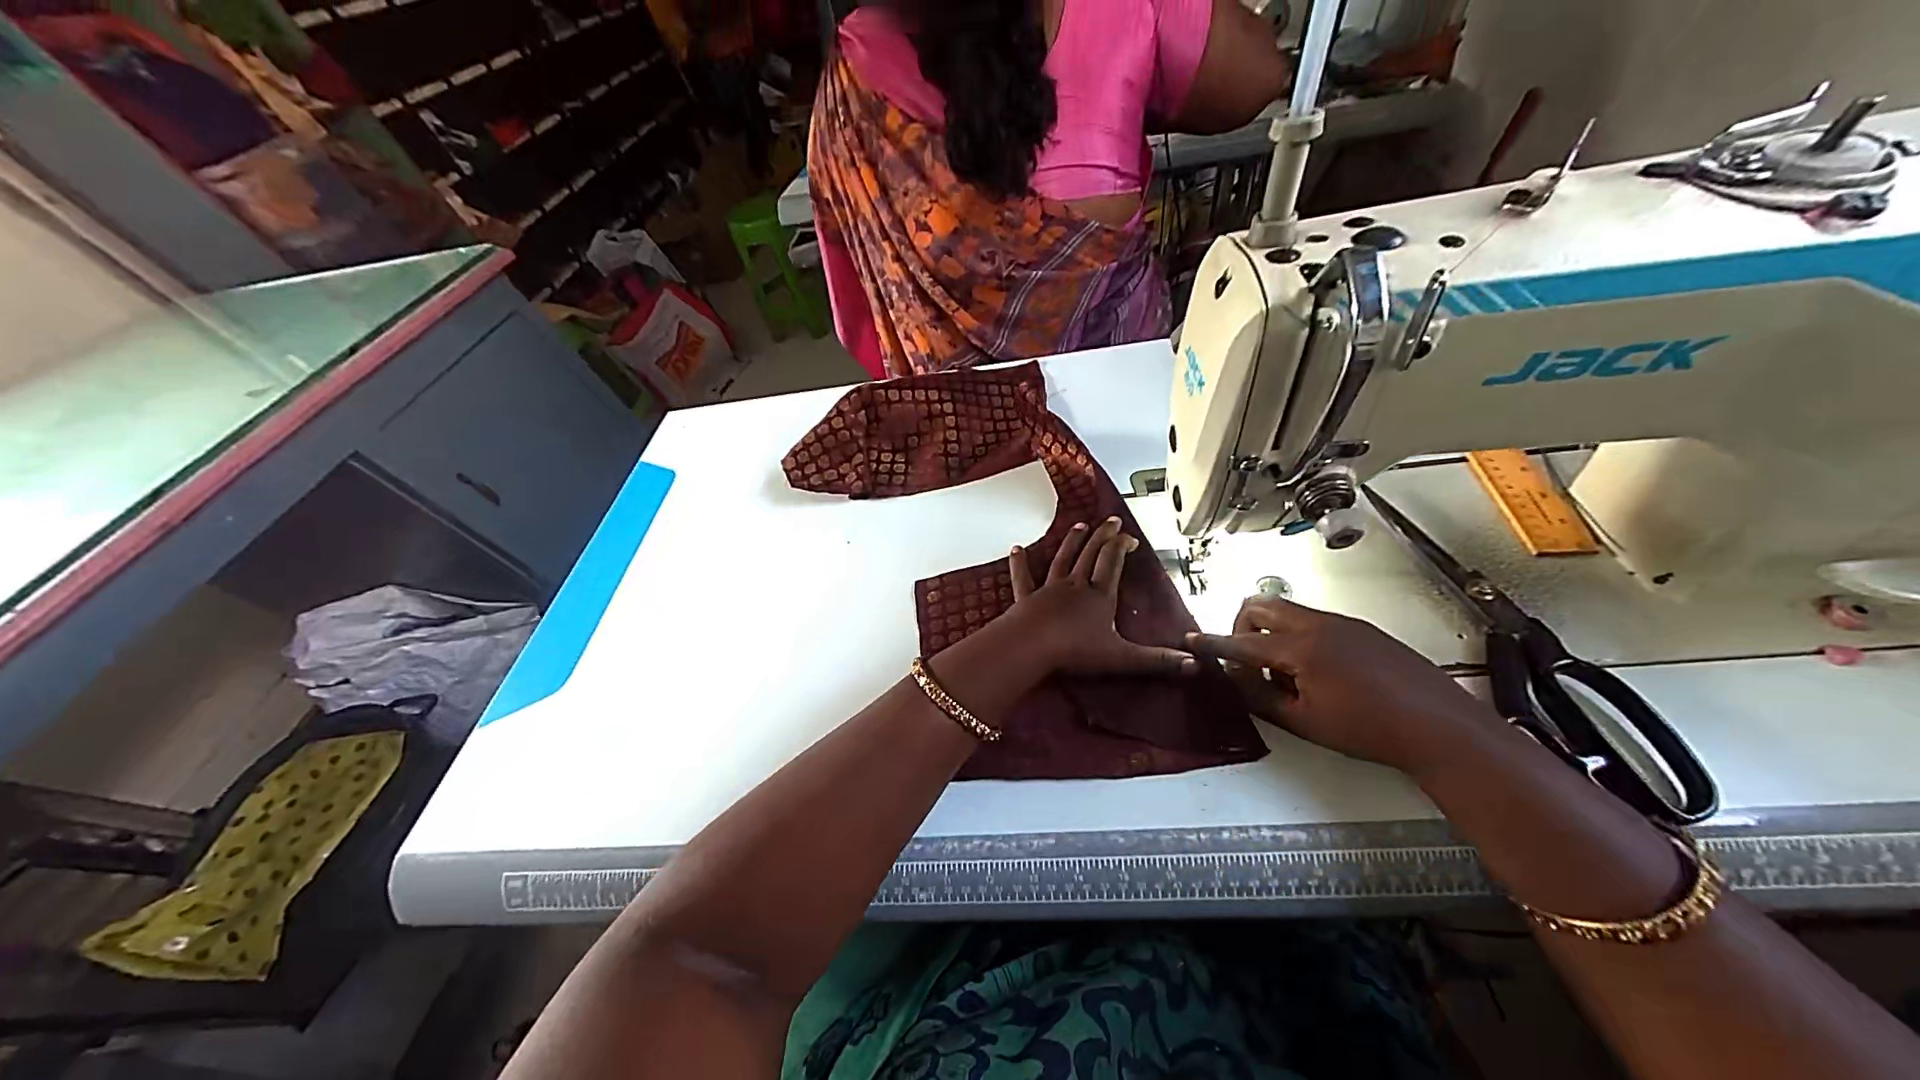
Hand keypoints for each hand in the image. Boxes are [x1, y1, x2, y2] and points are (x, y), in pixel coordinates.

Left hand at [1005, 517, 1196, 677]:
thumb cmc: (1075, 650)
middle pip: (1091, 554)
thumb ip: (1157, 660)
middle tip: (1111, 521)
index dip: (1122, 547)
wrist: (1031, 647)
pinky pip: (1023, 578)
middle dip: (1103, 536)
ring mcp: (1048, 590)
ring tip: (1078, 527)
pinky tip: (1016, 549)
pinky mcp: (1026, 600)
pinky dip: (1020, 563)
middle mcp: (1075, 586)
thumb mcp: (1122, 657)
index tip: (1130, 537)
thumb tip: (1194, 664)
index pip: (1113, 563)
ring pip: (1062, 560)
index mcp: (1099, 596)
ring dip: (1071, 543)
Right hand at [1187, 596, 1498, 775]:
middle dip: (1242, 628)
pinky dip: (1298, 639)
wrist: (1439, 728)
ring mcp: (1344, 624)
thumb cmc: (1371, 729)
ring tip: (1285, 677)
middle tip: (1245, 661)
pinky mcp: (1363, 631)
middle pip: (1261, 606)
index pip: (1242, 642)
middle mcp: (1320, 625)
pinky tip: (1316, 675)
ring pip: (1288, 612)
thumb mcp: (1303, 722)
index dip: (1213, 644)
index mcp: (1301, 648)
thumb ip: (1260, 698)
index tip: (1194, 640)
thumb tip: (1236, 682)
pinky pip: (1315, 623)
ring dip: (1271, 635)